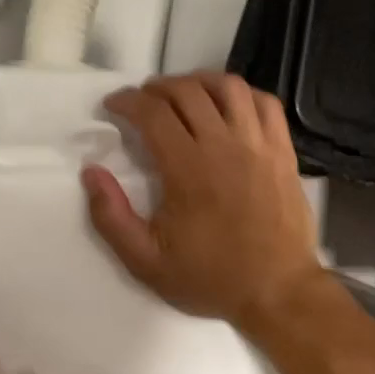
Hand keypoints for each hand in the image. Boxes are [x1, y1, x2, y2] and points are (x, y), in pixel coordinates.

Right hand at [82, 72, 324, 329]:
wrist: (278, 292)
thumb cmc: (210, 278)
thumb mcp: (146, 261)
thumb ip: (111, 216)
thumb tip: (91, 172)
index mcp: (188, 169)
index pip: (153, 113)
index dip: (127, 101)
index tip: (113, 106)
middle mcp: (224, 146)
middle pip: (187, 91)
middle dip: (156, 87)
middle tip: (142, 101)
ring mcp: (259, 145)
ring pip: (227, 87)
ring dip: (198, 81)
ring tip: (182, 95)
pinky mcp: (283, 151)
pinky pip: (264, 103)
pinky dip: (241, 93)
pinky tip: (226, 105)